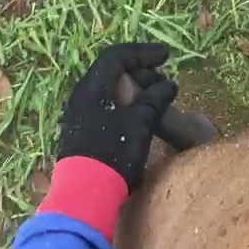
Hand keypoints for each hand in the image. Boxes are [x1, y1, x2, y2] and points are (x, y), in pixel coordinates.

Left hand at [57, 43, 178, 190]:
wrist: (85, 196)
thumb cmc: (115, 153)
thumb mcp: (142, 122)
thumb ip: (156, 98)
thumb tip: (168, 85)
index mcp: (94, 87)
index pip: (118, 56)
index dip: (144, 52)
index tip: (165, 56)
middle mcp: (82, 95)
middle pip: (112, 69)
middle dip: (140, 70)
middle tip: (162, 79)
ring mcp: (79, 112)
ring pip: (108, 87)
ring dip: (134, 86)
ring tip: (154, 98)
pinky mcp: (81, 129)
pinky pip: (104, 102)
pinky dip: (124, 100)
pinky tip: (139, 114)